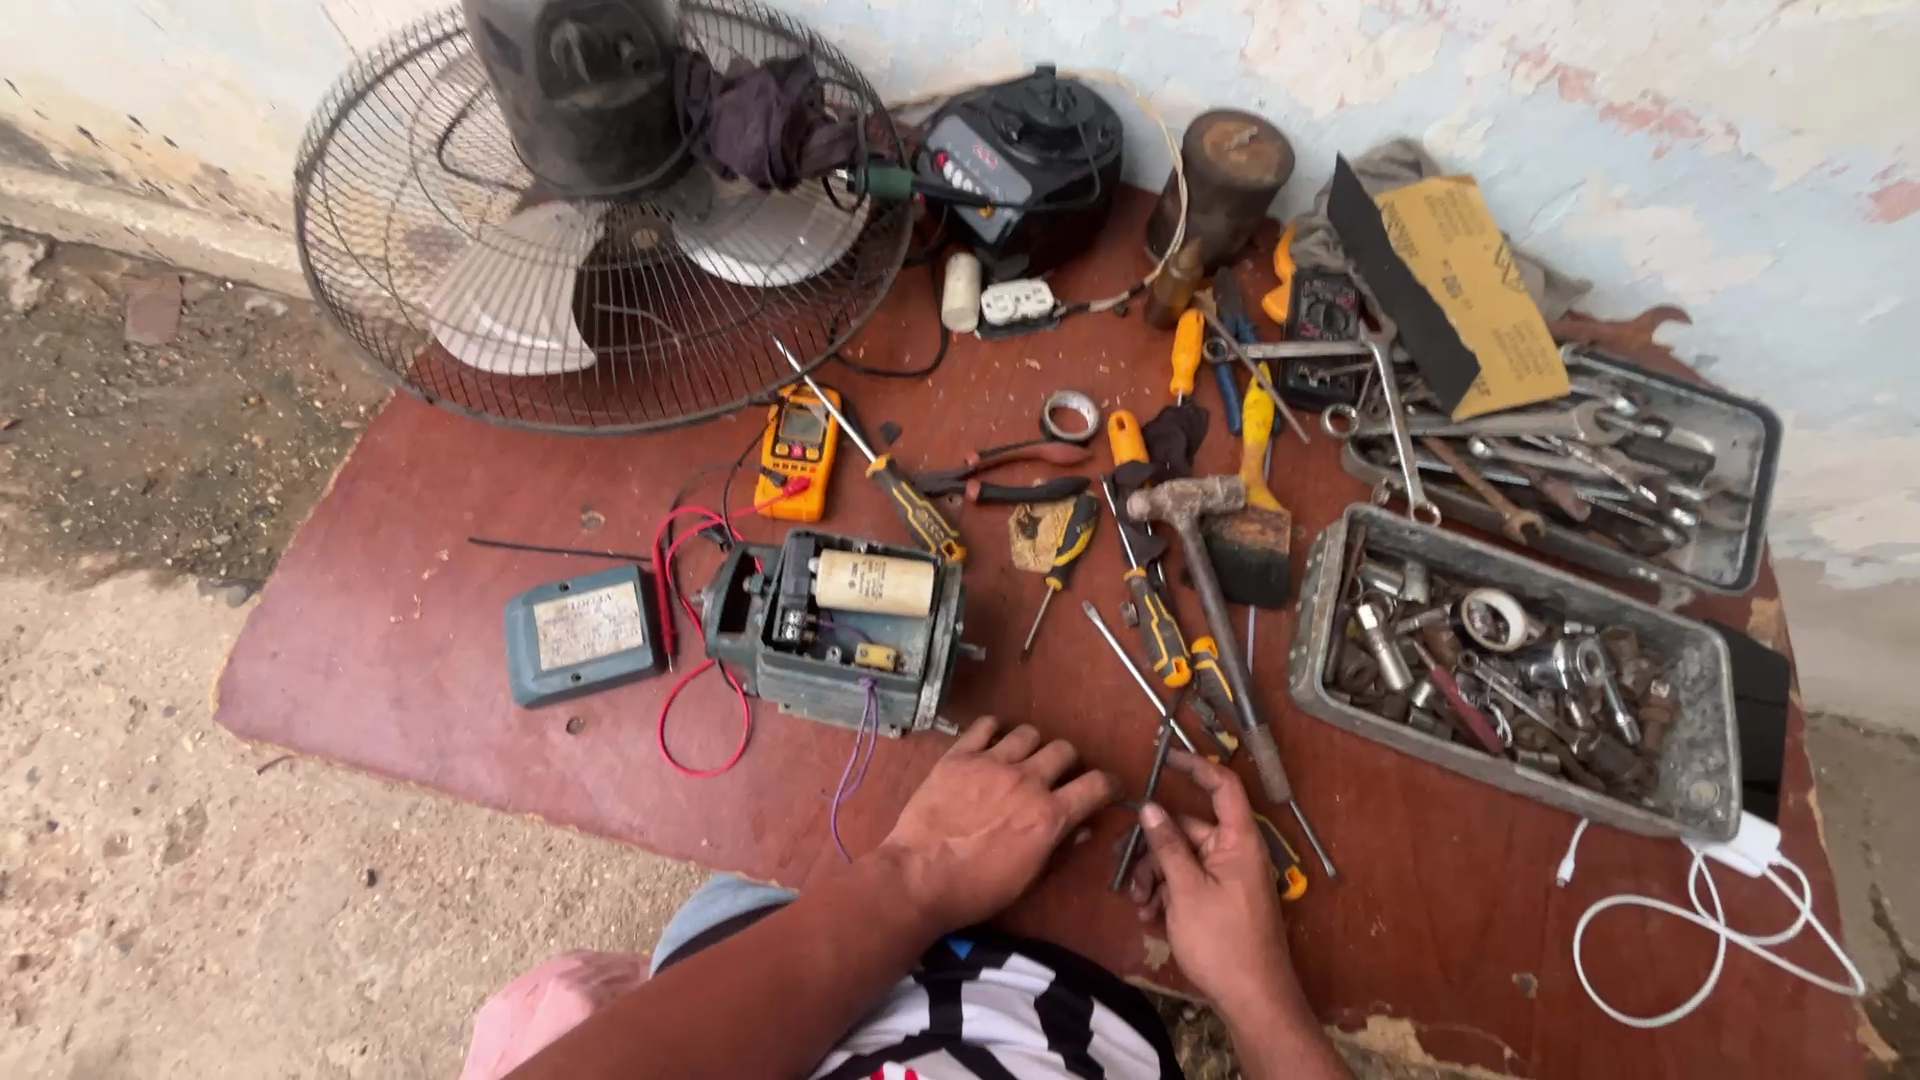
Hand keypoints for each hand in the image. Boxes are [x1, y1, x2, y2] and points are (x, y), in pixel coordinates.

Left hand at [875, 717, 1117, 933]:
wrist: (919, 877)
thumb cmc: (977, 889)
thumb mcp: (1028, 878)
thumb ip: (1059, 846)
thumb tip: (1083, 826)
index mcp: (1048, 815)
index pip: (1095, 785)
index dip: (1108, 784)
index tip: (1105, 787)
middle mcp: (1027, 780)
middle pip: (1064, 750)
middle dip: (1068, 762)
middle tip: (1057, 775)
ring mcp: (991, 763)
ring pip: (1029, 733)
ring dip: (1032, 746)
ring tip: (1022, 759)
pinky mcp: (960, 755)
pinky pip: (986, 725)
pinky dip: (994, 731)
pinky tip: (990, 744)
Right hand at [1128, 751, 1298, 1012]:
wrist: (1252, 1002)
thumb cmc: (1223, 941)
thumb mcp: (1186, 889)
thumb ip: (1167, 844)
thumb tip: (1149, 806)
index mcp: (1238, 841)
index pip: (1222, 786)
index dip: (1195, 766)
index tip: (1163, 757)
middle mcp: (1233, 852)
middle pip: (1187, 828)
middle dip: (1153, 846)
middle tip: (1125, 865)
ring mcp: (1226, 877)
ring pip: (1181, 856)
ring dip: (1155, 874)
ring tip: (1140, 903)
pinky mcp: (1219, 900)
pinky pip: (1186, 880)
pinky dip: (1166, 891)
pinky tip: (1149, 915)